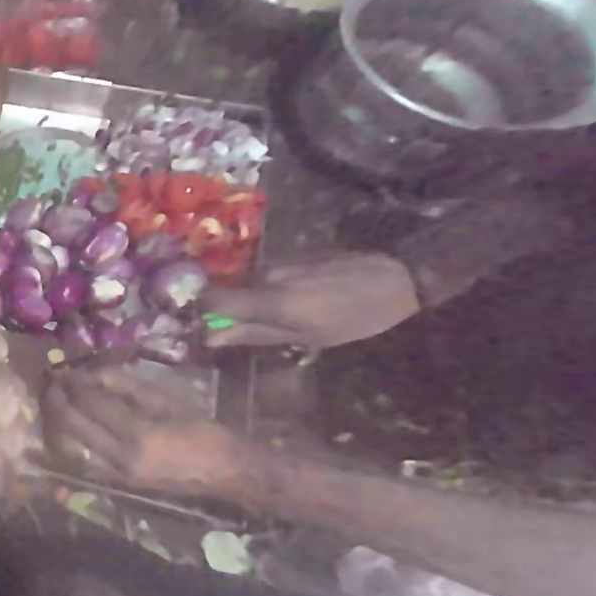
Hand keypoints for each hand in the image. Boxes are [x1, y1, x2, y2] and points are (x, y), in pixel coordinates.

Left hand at [43, 367, 246, 496]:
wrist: (224, 471)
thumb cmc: (201, 429)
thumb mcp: (167, 399)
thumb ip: (127, 386)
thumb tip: (92, 373)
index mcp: (138, 434)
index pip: (91, 404)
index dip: (74, 384)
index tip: (65, 370)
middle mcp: (121, 458)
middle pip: (72, 426)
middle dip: (57, 401)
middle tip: (52, 383)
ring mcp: (117, 475)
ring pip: (68, 448)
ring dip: (56, 423)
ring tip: (54, 402)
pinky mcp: (117, 483)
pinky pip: (81, 461)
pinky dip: (68, 443)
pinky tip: (66, 426)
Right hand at [205, 252, 418, 349]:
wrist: (397, 278)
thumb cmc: (353, 318)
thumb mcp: (305, 337)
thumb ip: (254, 334)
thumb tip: (211, 339)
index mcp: (268, 299)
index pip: (211, 300)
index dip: (198, 313)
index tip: (197, 327)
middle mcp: (265, 275)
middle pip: (225, 291)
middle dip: (221, 309)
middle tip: (230, 330)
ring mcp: (278, 262)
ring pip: (244, 284)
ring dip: (244, 300)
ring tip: (263, 318)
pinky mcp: (290, 256)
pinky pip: (263, 276)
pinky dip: (262, 291)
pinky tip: (284, 301)